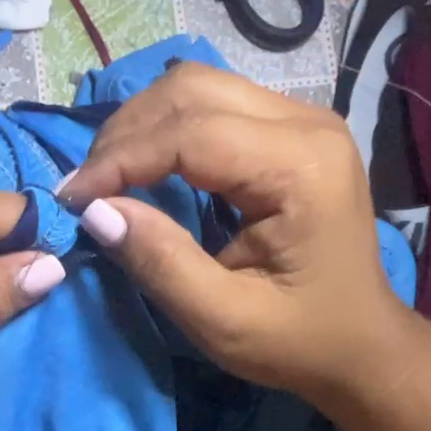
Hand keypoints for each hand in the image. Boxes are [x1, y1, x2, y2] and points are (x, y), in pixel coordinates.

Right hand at [59, 62, 416, 402]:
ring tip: (105, 177)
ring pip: (198, 87)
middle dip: (125, 134)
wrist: (359, 344)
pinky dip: (164, 131)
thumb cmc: (296, 341)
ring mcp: (302, 120)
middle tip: (85, 189)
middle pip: (192, 89)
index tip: (72, 199)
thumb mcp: (222, 319)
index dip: (121, 159)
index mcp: (301, 168)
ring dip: (140, 126)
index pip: (191, 133)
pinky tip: (140, 168)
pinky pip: (213, 106)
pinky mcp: (289, 131)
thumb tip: (96, 212)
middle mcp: (307, 124)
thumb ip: (161, 263)